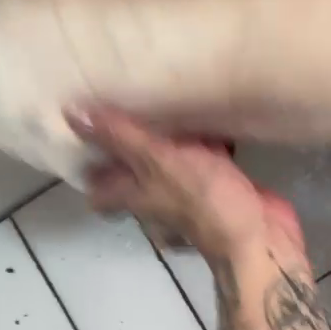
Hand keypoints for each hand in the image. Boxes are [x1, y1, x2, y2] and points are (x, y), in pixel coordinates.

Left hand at [68, 106, 302, 261]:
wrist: (260, 234)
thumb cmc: (206, 200)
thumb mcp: (159, 161)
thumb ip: (121, 136)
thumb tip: (70, 112)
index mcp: (135, 195)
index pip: (98, 190)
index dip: (88, 167)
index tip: (80, 133)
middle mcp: (158, 195)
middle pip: (133, 171)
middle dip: (127, 144)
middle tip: (118, 100)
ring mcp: (192, 190)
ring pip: (170, 160)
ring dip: (167, 137)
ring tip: (158, 95)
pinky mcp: (223, 183)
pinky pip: (206, 155)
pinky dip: (205, 137)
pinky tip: (207, 108)